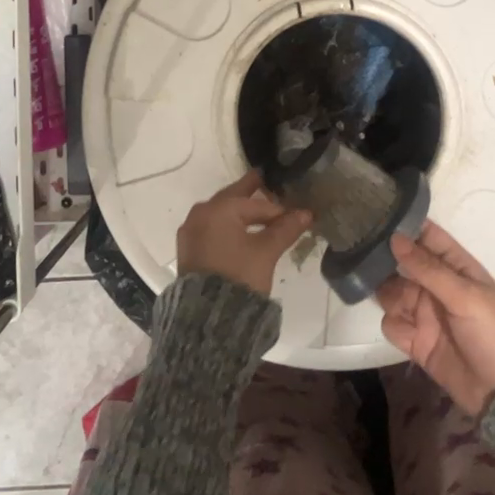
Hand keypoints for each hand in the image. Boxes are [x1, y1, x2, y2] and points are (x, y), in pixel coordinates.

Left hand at [175, 170, 313, 296]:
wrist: (208, 316)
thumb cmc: (239, 276)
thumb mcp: (266, 252)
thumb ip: (285, 229)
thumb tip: (306, 214)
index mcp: (220, 208)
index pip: (257, 205)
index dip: (279, 210)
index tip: (296, 213)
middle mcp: (201, 213)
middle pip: (233, 198)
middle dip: (251, 192)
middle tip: (264, 178)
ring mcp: (191, 231)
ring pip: (221, 213)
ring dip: (238, 210)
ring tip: (256, 210)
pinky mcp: (188, 248)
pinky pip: (211, 227)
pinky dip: (226, 225)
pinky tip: (238, 231)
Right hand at [377, 221, 494, 417]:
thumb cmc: (493, 333)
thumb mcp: (466, 296)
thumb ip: (428, 269)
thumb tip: (395, 238)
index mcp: (456, 268)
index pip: (428, 238)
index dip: (406, 226)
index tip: (378, 216)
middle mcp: (435, 286)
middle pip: (402, 264)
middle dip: (386, 261)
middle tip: (365, 257)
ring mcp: (423, 312)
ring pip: (391, 292)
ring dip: (388, 294)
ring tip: (397, 302)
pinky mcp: (414, 339)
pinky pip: (392, 323)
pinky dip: (395, 325)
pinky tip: (408, 332)